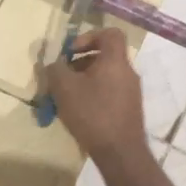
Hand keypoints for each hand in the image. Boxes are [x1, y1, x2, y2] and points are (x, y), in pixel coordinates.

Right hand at [44, 28, 145, 161]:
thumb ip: (55, 70)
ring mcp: (131, 92)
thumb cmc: (92, 114)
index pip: (110, 34)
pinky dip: (93, 95)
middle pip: (104, 56)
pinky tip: (79, 113)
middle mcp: (127, 72)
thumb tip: (54, 64)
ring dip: (84, 81)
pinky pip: (109, 92)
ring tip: (66, 98)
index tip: (71, 52)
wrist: (120, 152)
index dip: (88, 36)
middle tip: (62, 78)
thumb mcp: (64, 89)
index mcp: (115, 61)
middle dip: (79, 64)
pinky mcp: (129, 109)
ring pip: (105, 76)